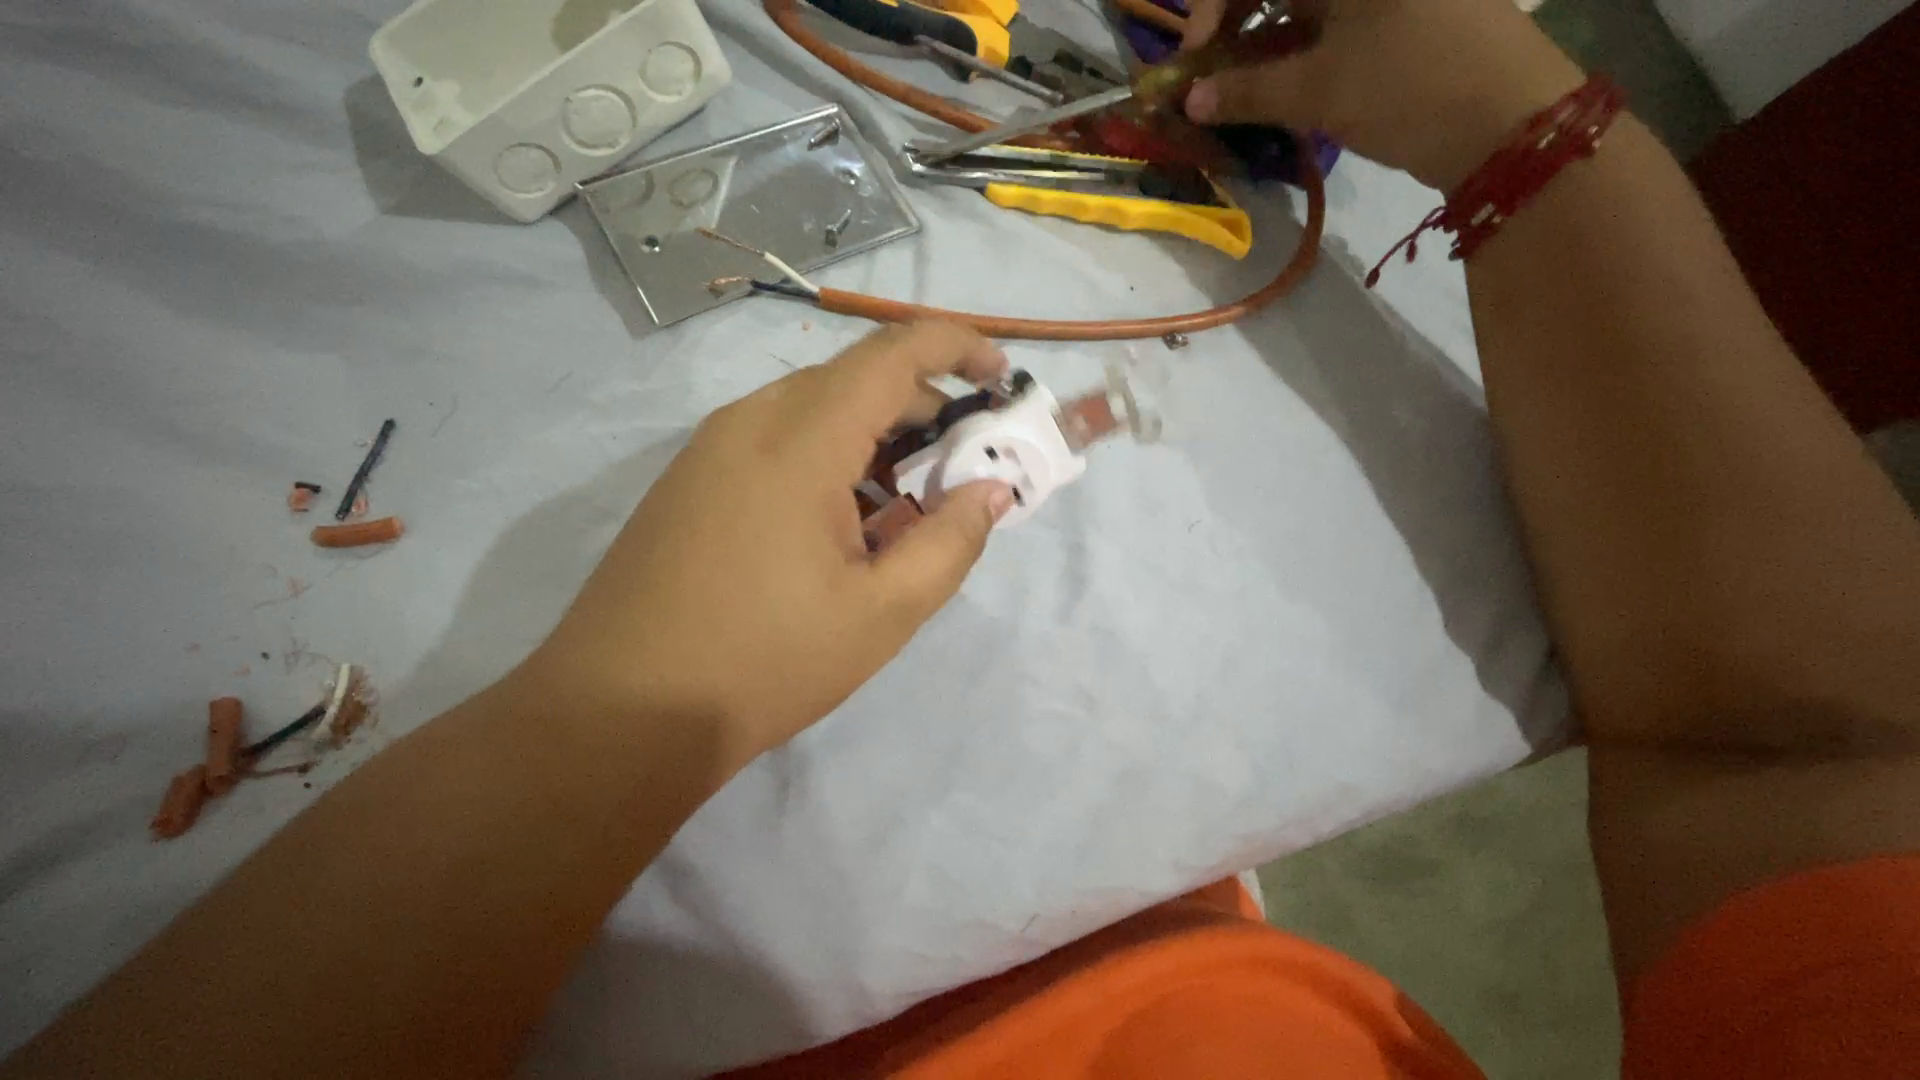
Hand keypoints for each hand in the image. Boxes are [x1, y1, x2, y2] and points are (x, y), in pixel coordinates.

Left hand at [525, 322, 1014, 769]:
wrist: (619, 713)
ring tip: (904, 504)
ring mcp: (708, 449)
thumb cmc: (764, 662)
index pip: (892, 353)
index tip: (1001, 377)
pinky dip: (826, 458)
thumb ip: (951, 542)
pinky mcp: (687, 481)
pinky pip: (773, 441)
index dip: (956, 346)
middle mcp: (750, 422)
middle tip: (962, 462)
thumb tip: (992, 491)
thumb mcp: (882, 614)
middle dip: (921, 405)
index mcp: (800, 440)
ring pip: (811, 410)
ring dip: (872, 437)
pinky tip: (838, 526)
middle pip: (852, 378)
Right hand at [1182, 0, 1585, 192]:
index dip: (1212, 8)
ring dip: (1265, 42)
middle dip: (1236, 23)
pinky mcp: (1406, 14)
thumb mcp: (1317, 91)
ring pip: (1306, 3)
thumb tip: (1190, 100)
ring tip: (1243, 93)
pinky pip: (1336, 19)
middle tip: (1212, 77)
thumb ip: (1245, 92)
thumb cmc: (1409, 88)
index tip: (1193, 61)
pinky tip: (1285, 88)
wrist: (1513, 121)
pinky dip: (1301, 49)